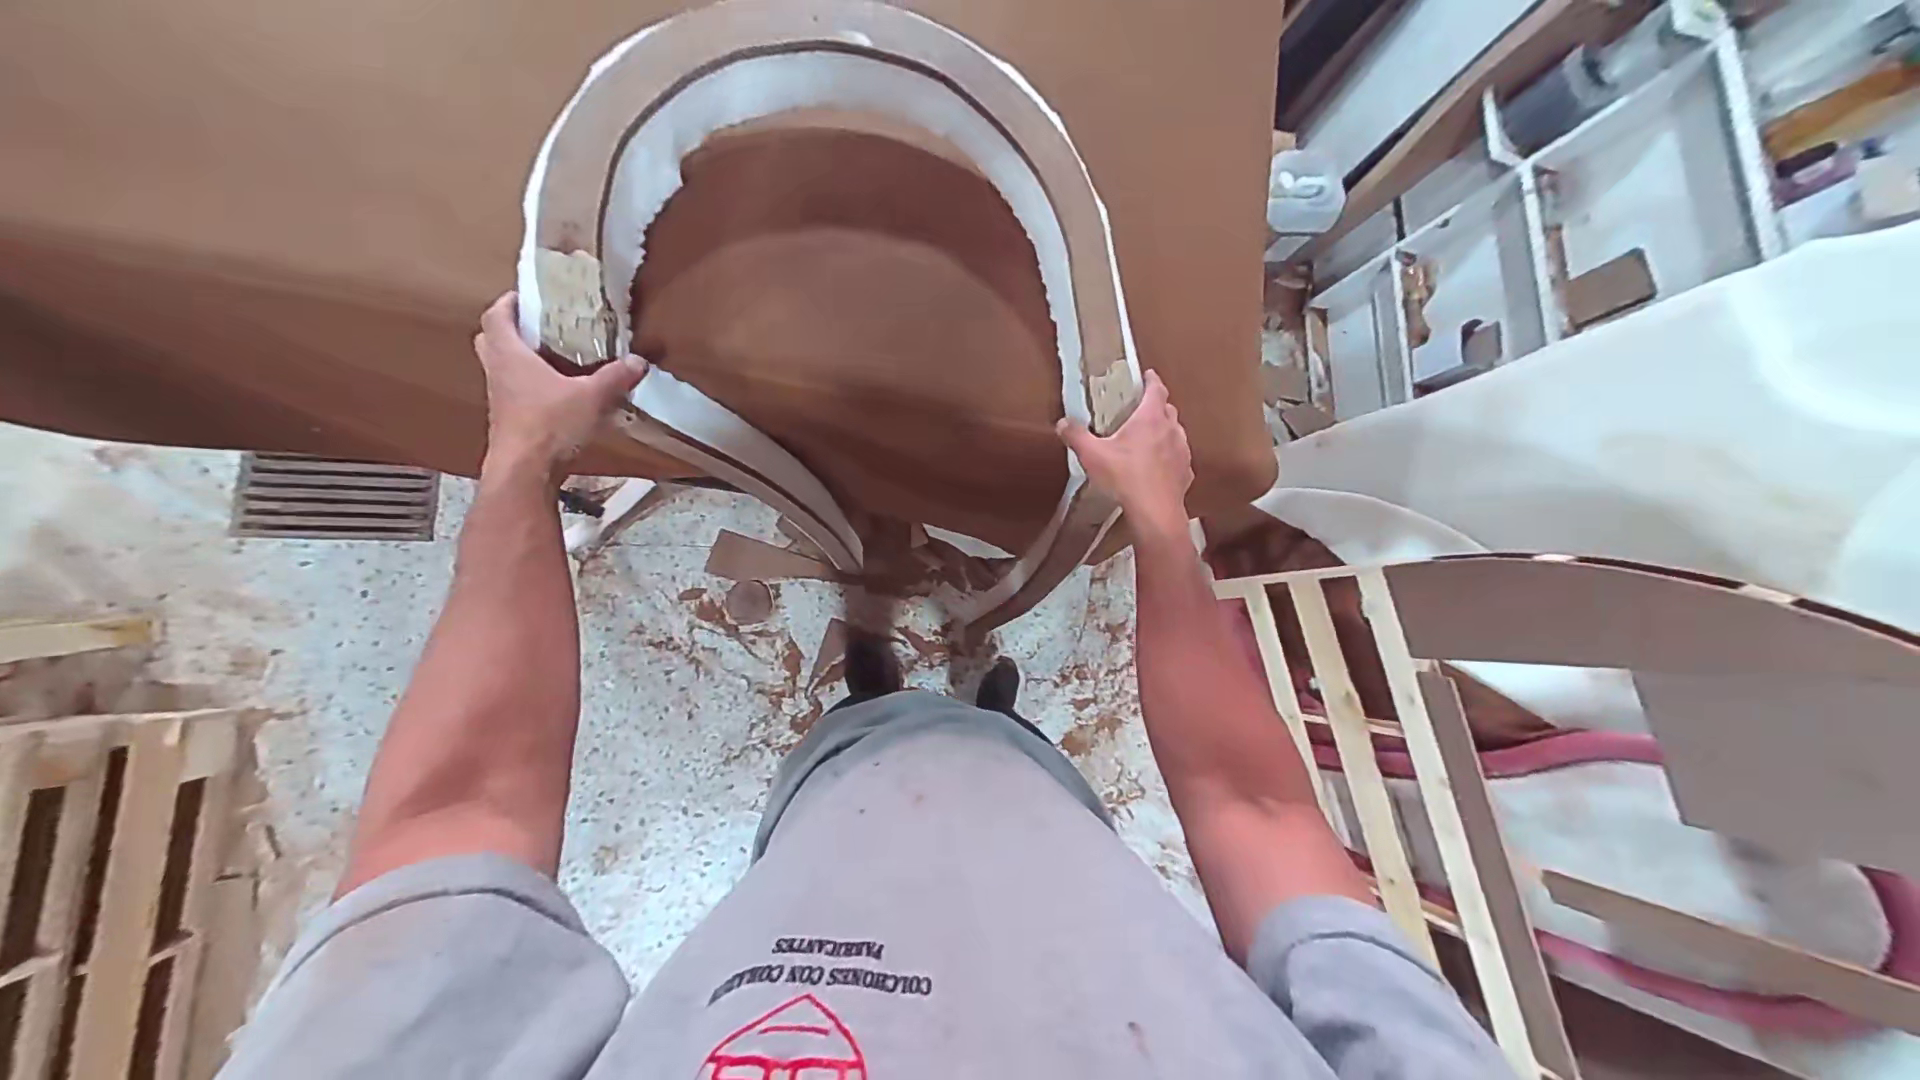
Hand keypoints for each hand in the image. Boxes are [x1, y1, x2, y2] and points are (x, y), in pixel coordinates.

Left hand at [473, 292, 647, 477]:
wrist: (525, 470)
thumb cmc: (550, 424)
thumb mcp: (592, 398)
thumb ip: (615, 377)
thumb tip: (638, 361)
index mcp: (510, 355)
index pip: (496, 316)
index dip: (509, 302)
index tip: (528, 297)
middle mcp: (498, 371)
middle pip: (492, 339)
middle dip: (512, 329)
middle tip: (539, 327)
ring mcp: (500, 397)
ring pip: (502, 366)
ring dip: (520, 358)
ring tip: (552, 358)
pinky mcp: (508, 419)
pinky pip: (514, 391)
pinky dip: (530, 384)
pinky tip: (557, 392)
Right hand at [1056, 370, 1192, 541]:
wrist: (1154, 511)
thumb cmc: (1126, 478)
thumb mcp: (1093, 455)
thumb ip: (1076, 436)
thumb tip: (1063, 423)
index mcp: (1150, 419)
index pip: (1156, 390)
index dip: (1152, 380)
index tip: (1149, 375)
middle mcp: (1170, 430)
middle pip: (1168, 410)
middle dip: (1157, 406)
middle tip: (1143, 408)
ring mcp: (1181, 451)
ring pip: (1175, 432)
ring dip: (1164, 431)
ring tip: (1149, 437)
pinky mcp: (1185, 472)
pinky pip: (1178, 457)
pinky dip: (1170, 456)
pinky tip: (1158, 466)